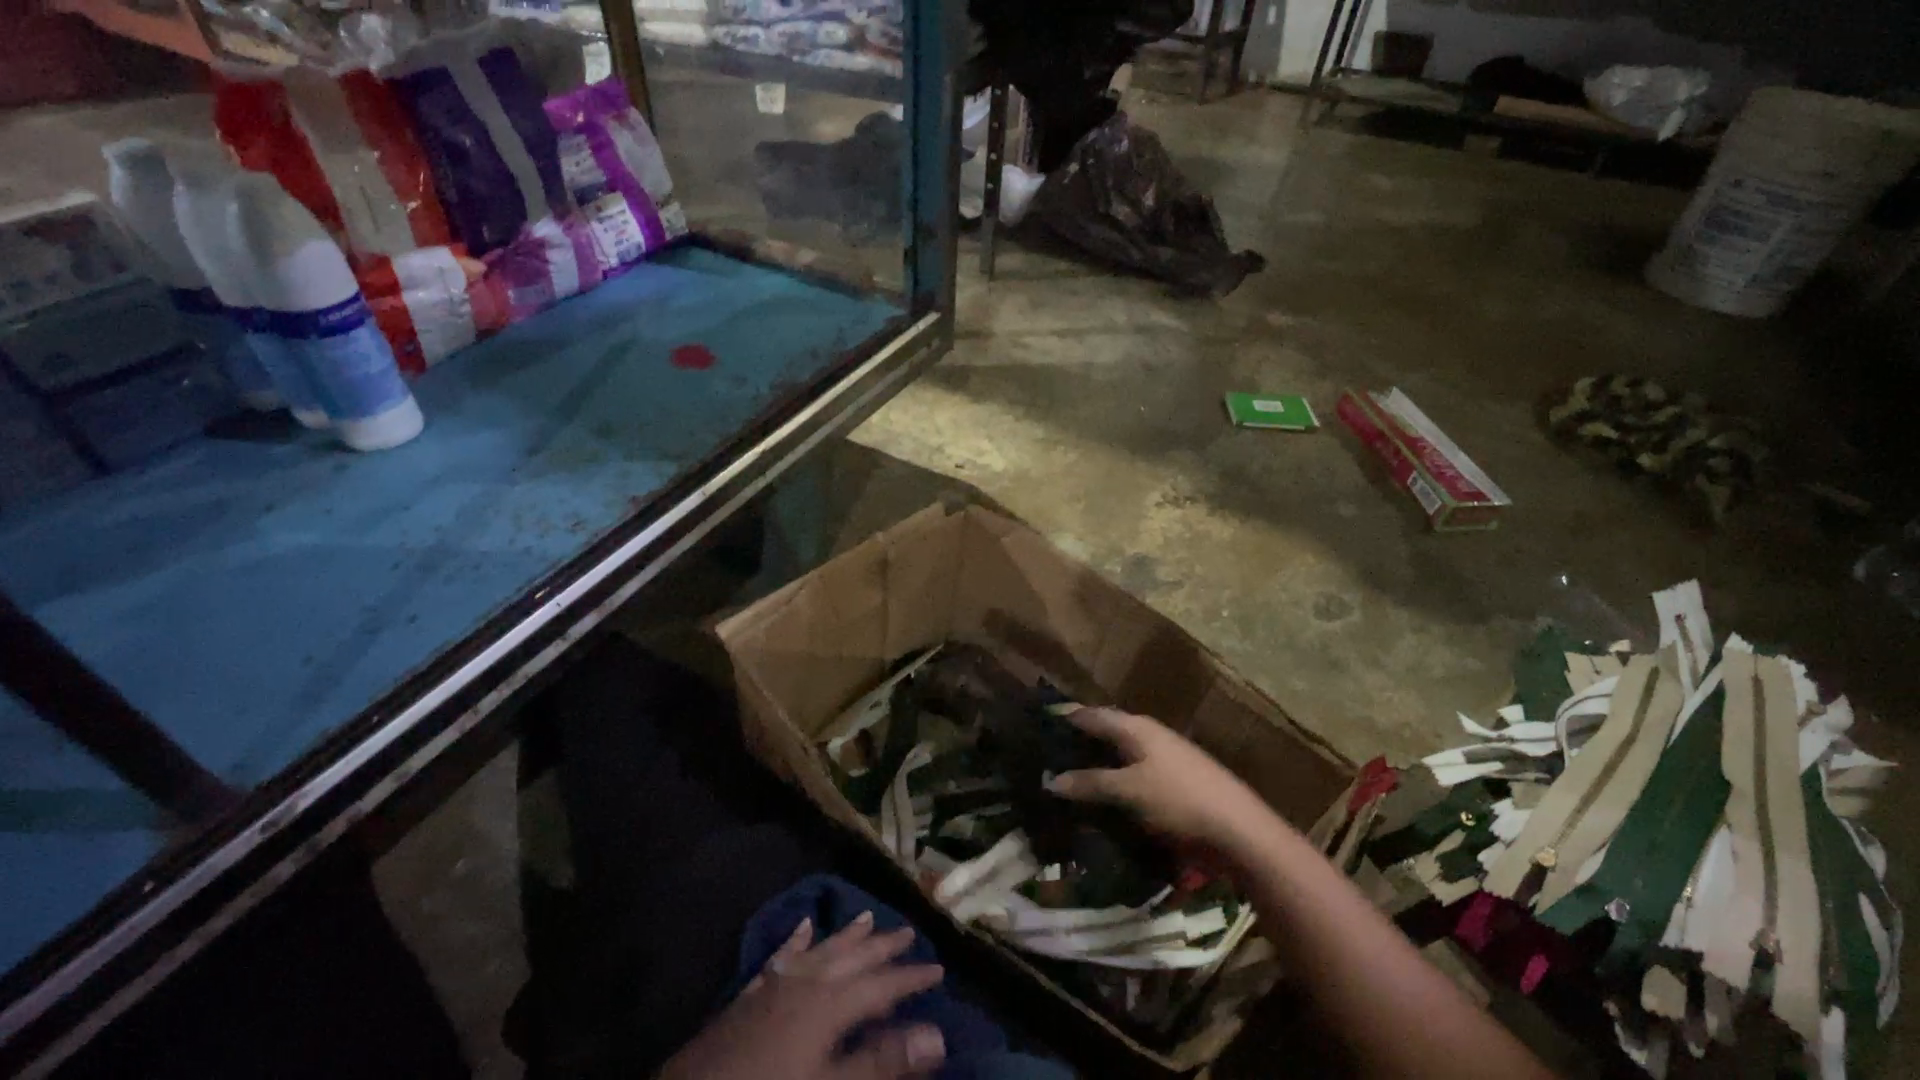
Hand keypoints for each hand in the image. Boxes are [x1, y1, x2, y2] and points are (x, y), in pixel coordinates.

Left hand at [659, 913, 948, 1079]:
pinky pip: (780, 958)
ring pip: (818, 952)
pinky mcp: (748, 998)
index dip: (910, 977)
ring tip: (866, 917)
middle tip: (909, 929)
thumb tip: (937, 1035)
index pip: (880, 984)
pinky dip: (795, 942)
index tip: (939, 968)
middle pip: (850, 959)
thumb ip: (882, 1061)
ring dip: (845, 936)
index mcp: (828, 1005)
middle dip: (881, 946)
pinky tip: (802, 928)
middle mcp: (803, 984)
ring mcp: (773, 987)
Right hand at [1047, 707, 1275, 849]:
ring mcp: (1164, 757)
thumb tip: (1051, 779)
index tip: (1035, 725)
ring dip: (1095, 765)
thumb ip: (1089, 782)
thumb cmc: (1179, 799)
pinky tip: (1101, 798)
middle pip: (1105, 732)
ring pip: (1119, 755)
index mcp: (1136, 727)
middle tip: (1045, 758)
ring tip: (1066, 780)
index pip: (1090, 715)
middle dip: (1077, 743)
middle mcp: (1149, 734)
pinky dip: (1113, 782)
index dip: (1064, 718)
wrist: (1238, 829)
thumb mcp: (1128, 790)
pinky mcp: (1173, 782)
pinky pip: (1132, 774)